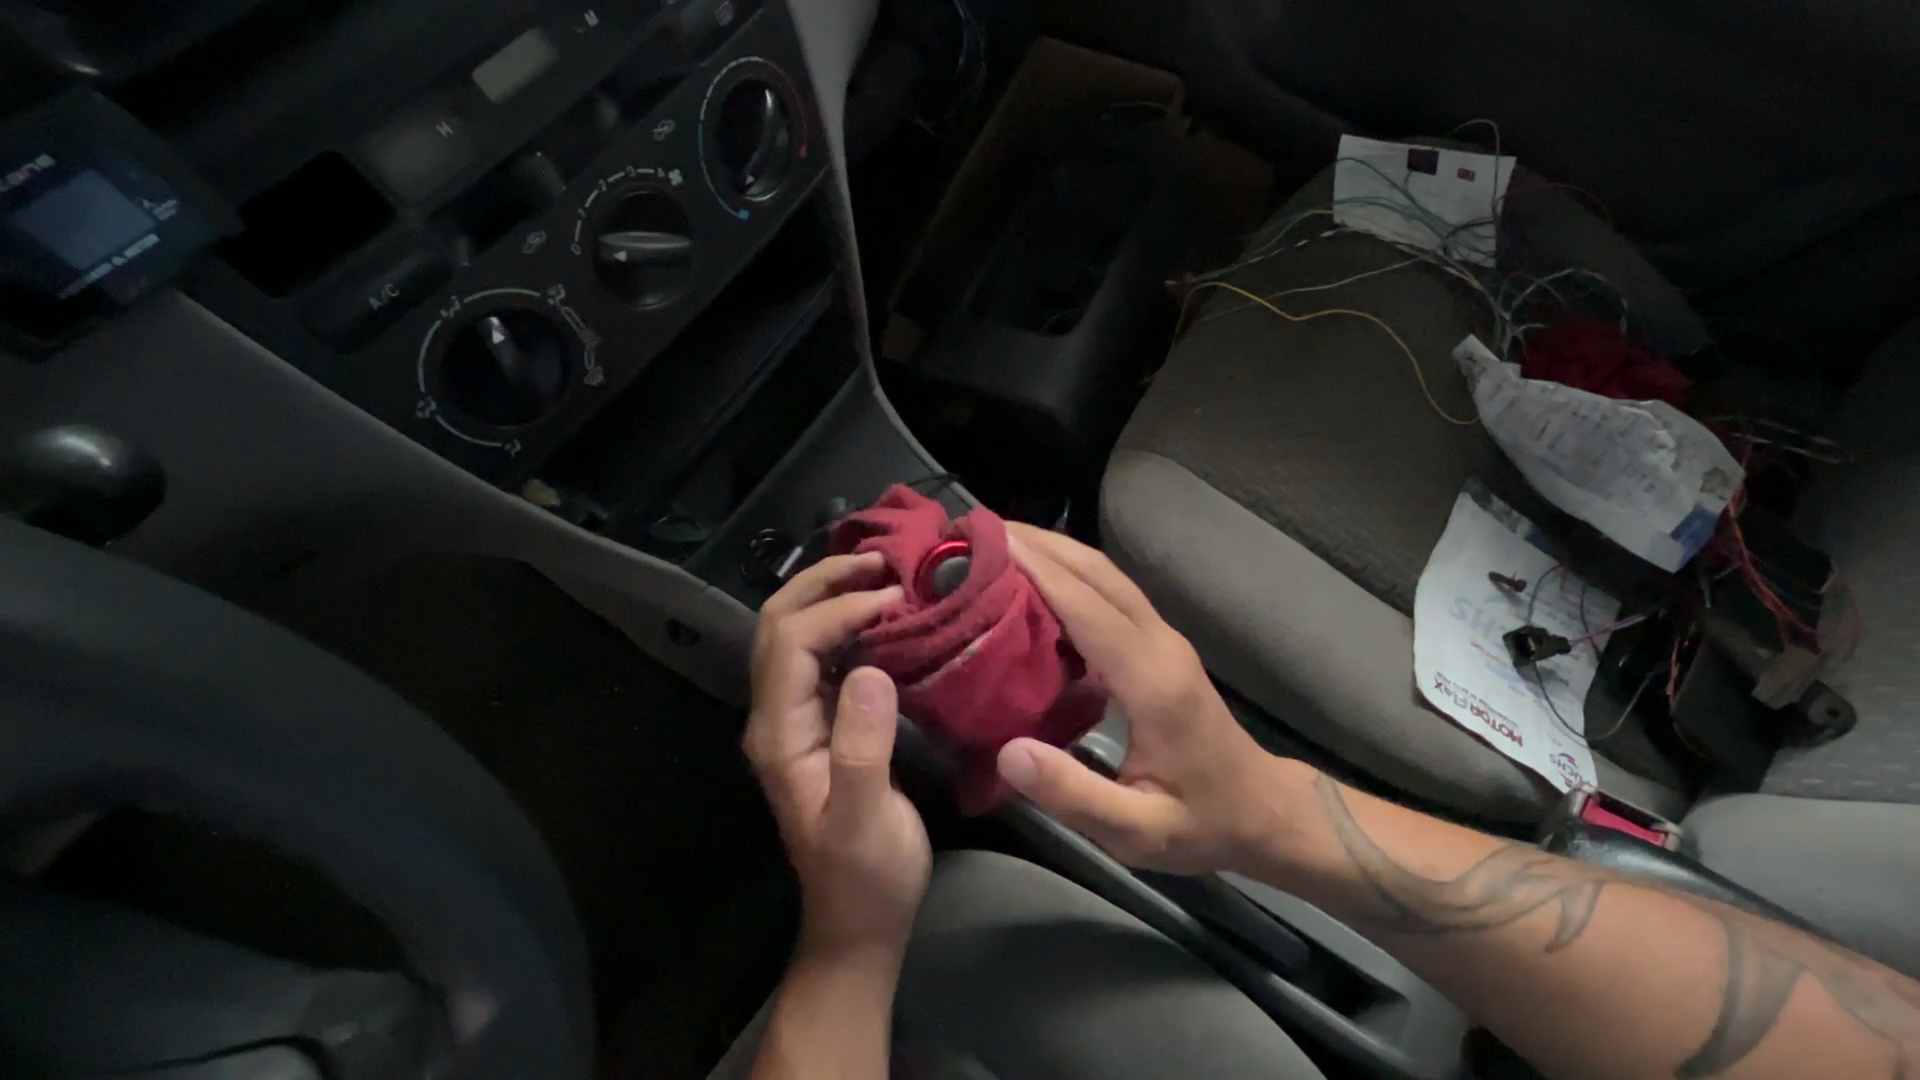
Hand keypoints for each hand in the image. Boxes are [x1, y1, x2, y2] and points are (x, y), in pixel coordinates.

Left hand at [745, 553, 931, 957]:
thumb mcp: (866, 821)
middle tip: (881, 560)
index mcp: (780, 734)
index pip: (792, 643)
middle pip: (778, 625)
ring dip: (831, 594)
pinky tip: (882, 615)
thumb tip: (871, 670)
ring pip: (794, 633)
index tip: (894, 598)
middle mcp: (775, 716)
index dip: (837, 609)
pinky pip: (820, 654)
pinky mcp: (817, 722)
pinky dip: (845, 621)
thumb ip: (863, 749)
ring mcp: (793, 717)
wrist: (858, 920)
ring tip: (883, 573)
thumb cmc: (866, 875)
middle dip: (823, 582)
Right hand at [995, 525, 1312, 874]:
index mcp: (1153, 681)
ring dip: (1054, 552)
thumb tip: (1008, 753)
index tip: (986, 545)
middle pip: (1098, 573)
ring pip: (1105, 575)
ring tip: (996, 545)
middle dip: (1039, 545)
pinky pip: (1109, 593)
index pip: (1087, 608)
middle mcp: (1159, 644)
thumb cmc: (1201, 822)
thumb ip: (1074, 795)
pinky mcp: (1158, 644)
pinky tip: (1033, 582)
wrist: (1263, 810)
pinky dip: (1068, 574)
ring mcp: (1163, 639)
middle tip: (978, 534)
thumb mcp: (1138, 831)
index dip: (1036, 572)